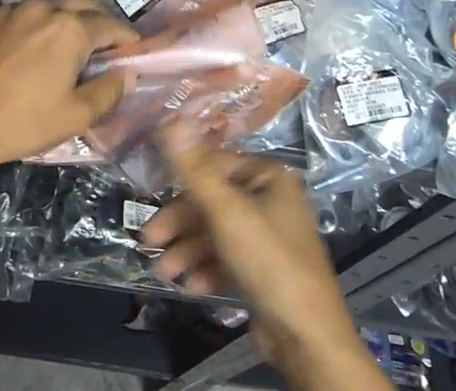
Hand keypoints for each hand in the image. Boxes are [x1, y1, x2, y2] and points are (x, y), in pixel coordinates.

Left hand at [0, 0, 138, 173]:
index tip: (135, 52)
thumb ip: (108, 91)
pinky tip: (40, 46)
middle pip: (84, 6)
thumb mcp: (76, 115)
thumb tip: (125, 74)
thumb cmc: (23, 121)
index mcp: (70, 28)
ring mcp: (14, 10)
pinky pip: (28, 13)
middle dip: (101, 22)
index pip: (111, 25)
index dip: (126, 39)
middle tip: (109, 47)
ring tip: (76, 45)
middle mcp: (44, 8)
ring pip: (54, 5)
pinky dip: (43, 23)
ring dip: (71, 19)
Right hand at [145, 124, 380, 389]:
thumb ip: (194, 167)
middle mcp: (272, 201)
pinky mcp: (266, 269)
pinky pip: (228, 258)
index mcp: (269, 178)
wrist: (307, 337)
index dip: (180, 183)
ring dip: (188, 251)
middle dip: (180, 224)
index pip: (215, 165)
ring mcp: (270, 236)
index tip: (149, 199)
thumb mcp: (226, 211)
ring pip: (217, 233)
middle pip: (213, 202)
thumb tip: (170, 117)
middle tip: (148, 241)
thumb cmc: (268, 262)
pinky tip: (193, 286)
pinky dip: (207, 269)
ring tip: (164, 272)